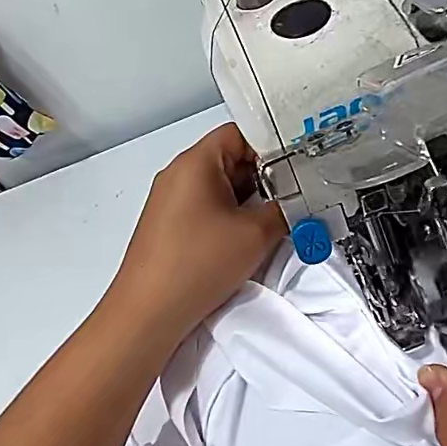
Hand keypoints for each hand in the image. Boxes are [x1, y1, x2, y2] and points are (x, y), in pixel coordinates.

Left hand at [104, 123, 286, 341]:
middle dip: (264, 178)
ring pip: (219, 187)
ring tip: (274, 222)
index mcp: (196, 162)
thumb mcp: (256, 234)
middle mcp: (178, 174)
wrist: (149, 312)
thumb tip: (292, 204)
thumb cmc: (197, 264)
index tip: (297, 163)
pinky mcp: (168, 225)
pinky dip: (229, 217)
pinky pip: (205, 208)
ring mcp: (170, 200)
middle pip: (230, 160)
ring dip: (247, 202)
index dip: (271, 144)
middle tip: (294, 196)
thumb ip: (282, 210)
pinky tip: (246, 240)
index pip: (239, 134)